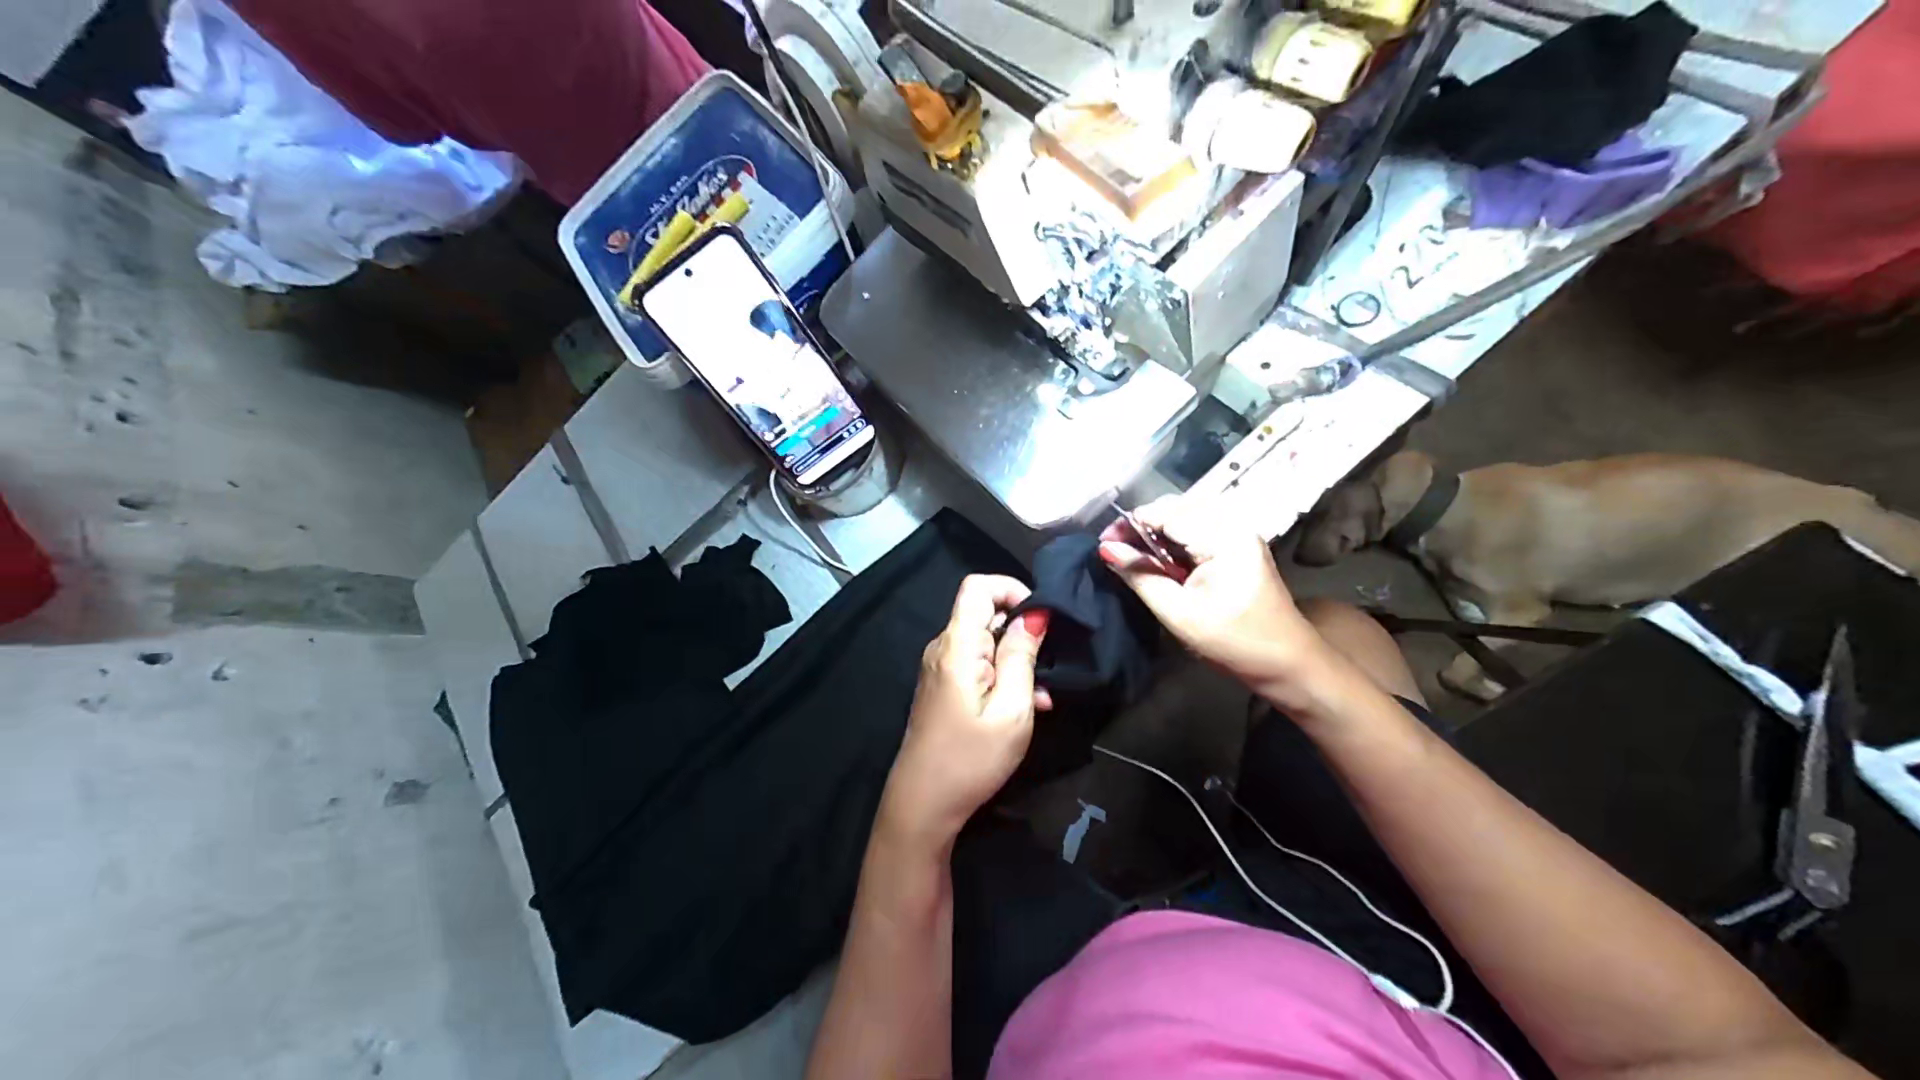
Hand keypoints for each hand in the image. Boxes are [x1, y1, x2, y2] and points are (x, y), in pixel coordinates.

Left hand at [883, 575, 1051, 846]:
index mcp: (956, 646)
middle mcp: (943, 649)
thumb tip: (1035, 614)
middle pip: (984, 614)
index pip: (977, 587)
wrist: (923, 805)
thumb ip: (1022, 657)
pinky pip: (977, 666)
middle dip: (1021, 632)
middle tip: (1050, 664)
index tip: (1042, 617)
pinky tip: (1026, 707)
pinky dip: (1002, 677)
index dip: (1012, 589)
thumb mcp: (1011, 710)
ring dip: (1016, 661)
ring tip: (1043, 696)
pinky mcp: (943, 688)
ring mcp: (940, 669)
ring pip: (985, 643)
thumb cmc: (970, 759)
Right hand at [1098, 496, 1328, 705]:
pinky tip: (1160, 559)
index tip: (1103, 544)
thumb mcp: (1179, 613)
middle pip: (1175, 508)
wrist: (1287, 662)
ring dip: (1156, 531)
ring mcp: (1239, 532)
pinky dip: (1173, 539)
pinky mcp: (1238, 544)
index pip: (1166, 513)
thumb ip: (1140, 576)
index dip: (1130, 524)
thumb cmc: (1234, 642)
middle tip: (1114, 550)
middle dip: (1142, 525)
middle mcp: (1234, 524)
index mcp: (1224, 537)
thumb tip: (1106, 549)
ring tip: (1133, 555)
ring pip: (1184, 515)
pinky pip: (1197, 528)